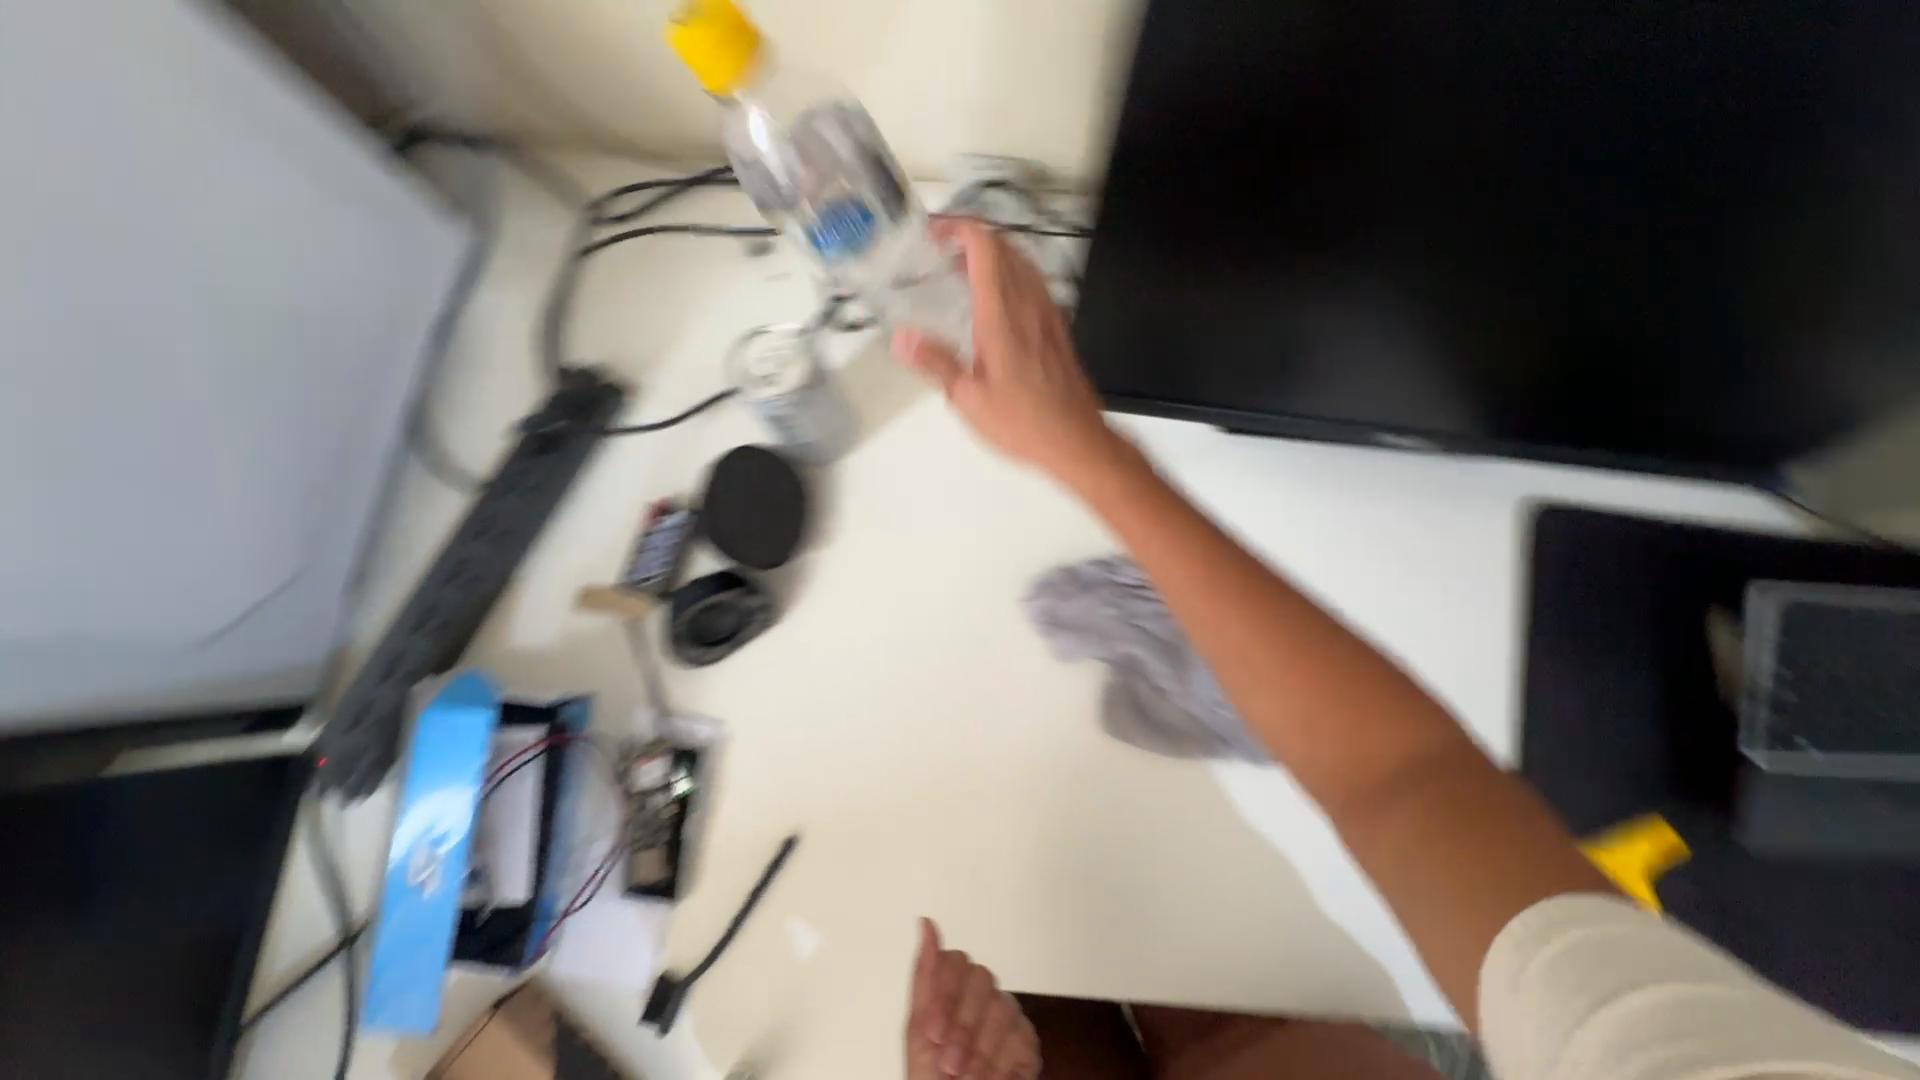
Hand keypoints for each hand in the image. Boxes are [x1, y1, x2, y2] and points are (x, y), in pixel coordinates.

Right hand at [894, 219, 1123, 482]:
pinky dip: (1011, 276)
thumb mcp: (968, 398)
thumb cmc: (1024, 422)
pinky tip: (996, 301)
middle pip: (1003, 245)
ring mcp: (1047, 313)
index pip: (984, 246)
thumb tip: (902, 339)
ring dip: (992, 254)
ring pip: (1021, 261)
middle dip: (971, 237)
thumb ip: (935, 362)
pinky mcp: (1057, 327)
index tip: (934, 231)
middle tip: (942, 249)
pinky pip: (1034, 283)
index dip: (958, 227)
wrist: (1075, 439)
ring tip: (963, 271)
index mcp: (1002, 314)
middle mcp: (1028, 304)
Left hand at [907, 918, 1040, 1079]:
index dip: (944, 996)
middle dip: (962, 1026)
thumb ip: (924, 975)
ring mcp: (1007, 1015)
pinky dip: (1002, 1065)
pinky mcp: (1027, 1042)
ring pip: (1002, 1008)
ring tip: (966, 1078)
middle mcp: (982, 995)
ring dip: (980, 1052)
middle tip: (949, 1062)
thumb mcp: (916, 1028)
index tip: (932, 1032)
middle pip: (981, 980)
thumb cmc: (929, 1078)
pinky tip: (990, 1079)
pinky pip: (1023, 1037)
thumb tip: (924, 922)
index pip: (955, 961)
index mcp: (952, 986)